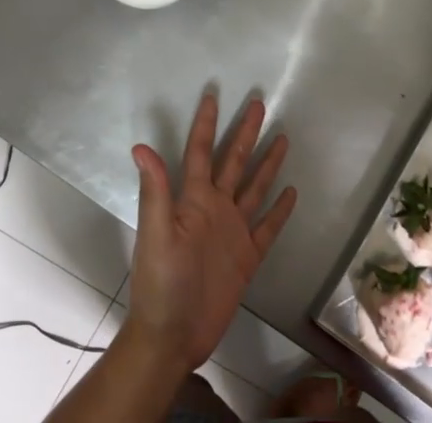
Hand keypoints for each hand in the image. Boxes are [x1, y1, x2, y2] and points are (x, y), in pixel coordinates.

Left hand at [125, 92, 296, 374]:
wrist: (174, 335)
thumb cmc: (161, 283)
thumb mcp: (157, 234)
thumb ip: (155, 191)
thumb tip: (141, 146)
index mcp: (192, 200)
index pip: (201, 152)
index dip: (207, 124)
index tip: (214, 95)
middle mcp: (214, 209)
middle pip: (234, 161)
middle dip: (245, 133)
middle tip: (259, 103)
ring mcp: (232, 232)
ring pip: (254, 187)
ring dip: (267, 163)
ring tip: (282, 138)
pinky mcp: (247, 257)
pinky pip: (268, 226)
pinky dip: (280, 209)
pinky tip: (291, 192)